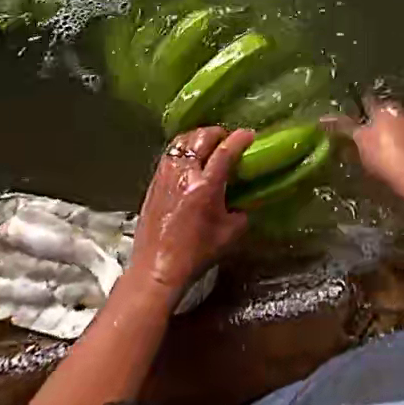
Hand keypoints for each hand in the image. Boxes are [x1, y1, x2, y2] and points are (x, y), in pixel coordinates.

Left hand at [128, 126, 252, 301]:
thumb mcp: (231, 231)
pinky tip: (191, 161)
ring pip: (181, 142)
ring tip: (209, 145)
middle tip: (229, 140)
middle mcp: (183, 176)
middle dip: (219, 133)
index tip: (250, 135)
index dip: (240, 138)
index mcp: (205, 187)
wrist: (156, 272)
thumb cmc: (196, 254)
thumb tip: (245, 198)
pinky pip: (170, 156)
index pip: (225, 150)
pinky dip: (184, 150)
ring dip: (199, 138)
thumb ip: (242, 208)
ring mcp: (165, 178)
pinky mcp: (153, 185)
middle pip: (201, 138)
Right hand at [326, 94, 403, 191]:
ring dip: (374, 136)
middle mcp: (398, 113)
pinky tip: (375, 158)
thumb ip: (343, 126)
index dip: (352, 108)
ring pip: (385, 128)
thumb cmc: (382, 153)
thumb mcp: (359, 138)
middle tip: (348, 135)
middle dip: (363, 123)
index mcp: (385, 107)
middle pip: (376, 115)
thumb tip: (323, 118)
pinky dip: (383, 146)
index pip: (366, 100)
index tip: (340, 116)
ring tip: (358, 149)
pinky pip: (393, 141)